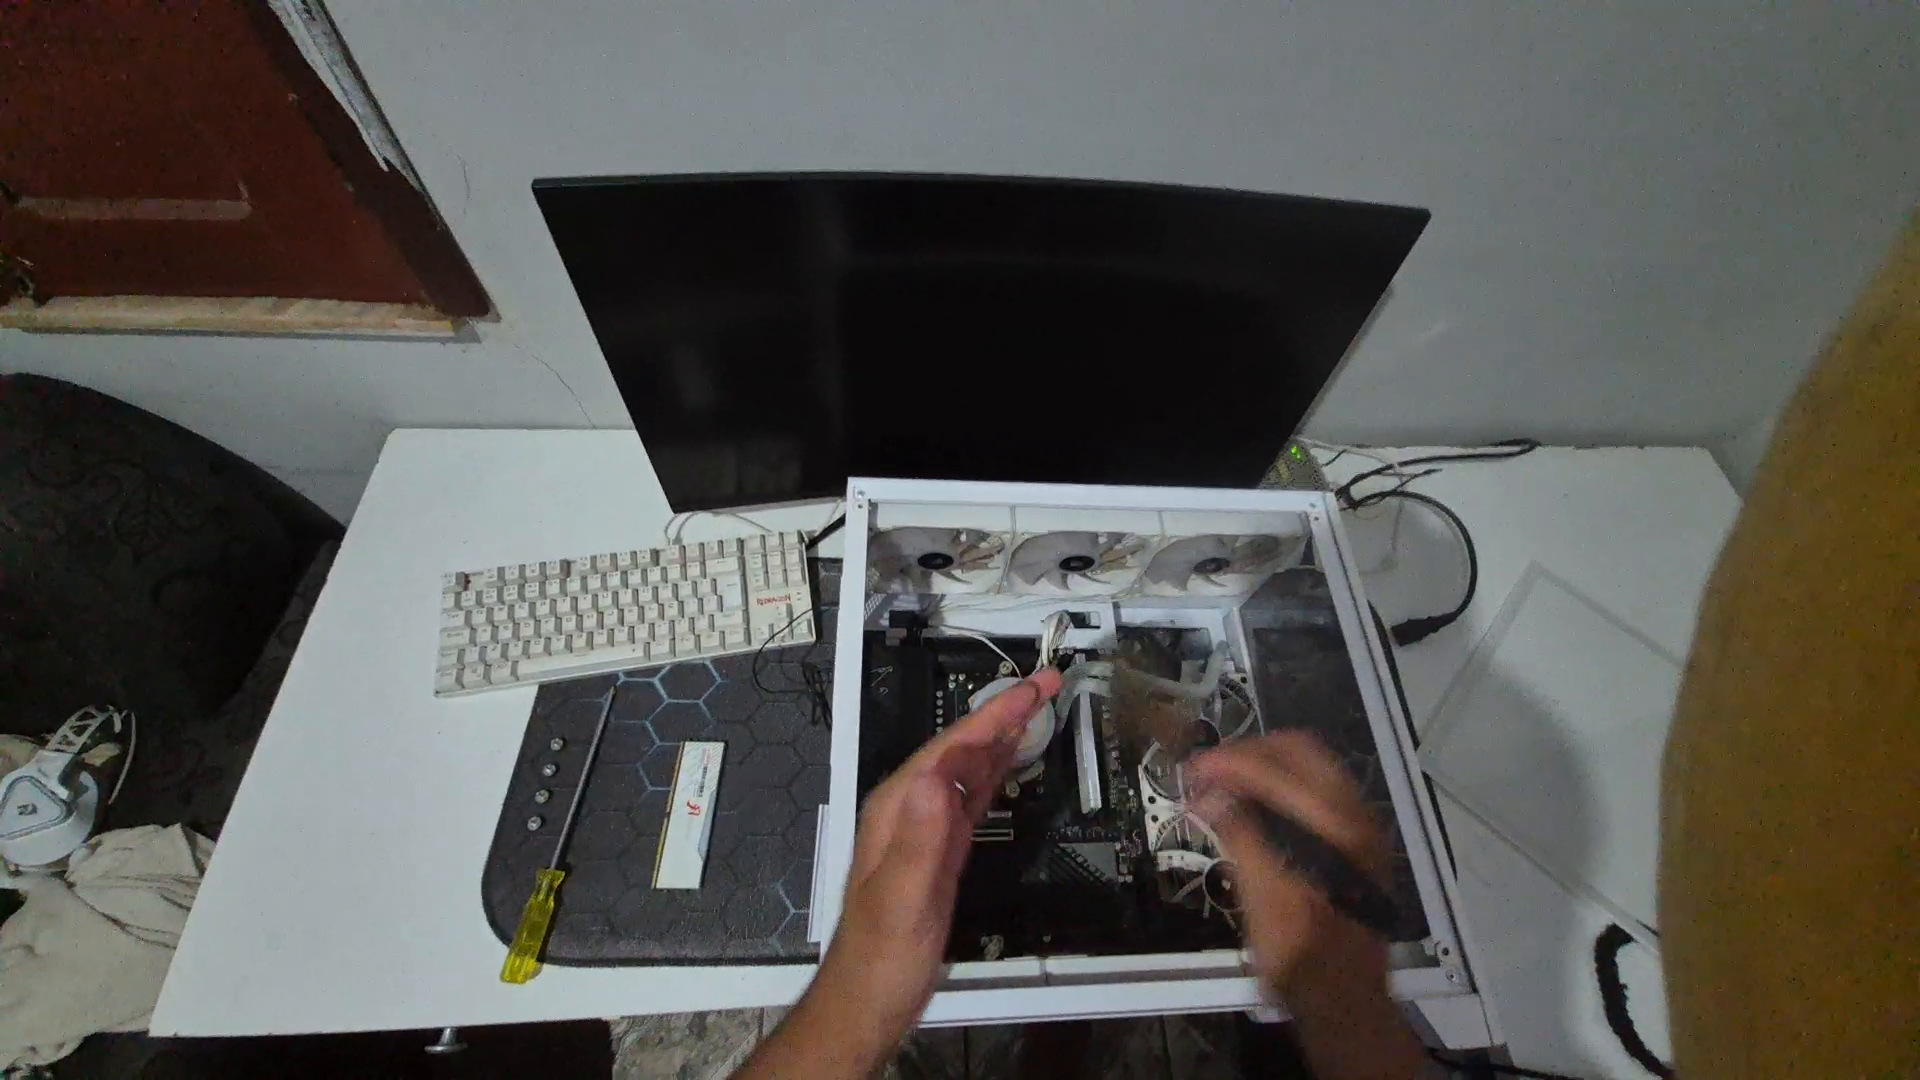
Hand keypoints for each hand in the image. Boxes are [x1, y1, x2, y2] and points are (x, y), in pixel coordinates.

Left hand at [766, 667, 1062, 1072]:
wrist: (872, 997)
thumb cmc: (882, 952)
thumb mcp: (902, 897)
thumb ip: (919, 838)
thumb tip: (936, 775)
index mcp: (902, 805)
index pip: (952, 746)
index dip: (992, 715)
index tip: (1029, 690)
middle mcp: (914, 804)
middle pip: (963, 746)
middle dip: (1004, 713)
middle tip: (1046, 685)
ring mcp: (930, 824)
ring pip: (971, 766)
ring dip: (1003, 735)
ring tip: (1038, 708)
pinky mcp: (944, 844)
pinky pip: (975, 795)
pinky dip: (997, 771)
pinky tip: (1012, 760)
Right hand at [1189, 732, 1426, 1079]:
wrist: (1345, 1001)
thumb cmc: (1300, 953)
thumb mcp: (1259, 894)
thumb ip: (1236, 832)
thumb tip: (1207, 792)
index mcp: (1334, 826)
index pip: (1271, 768)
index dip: (1224, 763)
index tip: (1189, 771)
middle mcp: (1354, 815)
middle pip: (1296, 750)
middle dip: (1246, 753)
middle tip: (1207, 772)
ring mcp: (1359, 826)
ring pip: (1307, 765)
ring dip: (1261, 766)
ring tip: (1222, 785)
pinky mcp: (1353, 840)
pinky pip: (1314, 788)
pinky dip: (1278, 784)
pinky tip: (1250, 806)